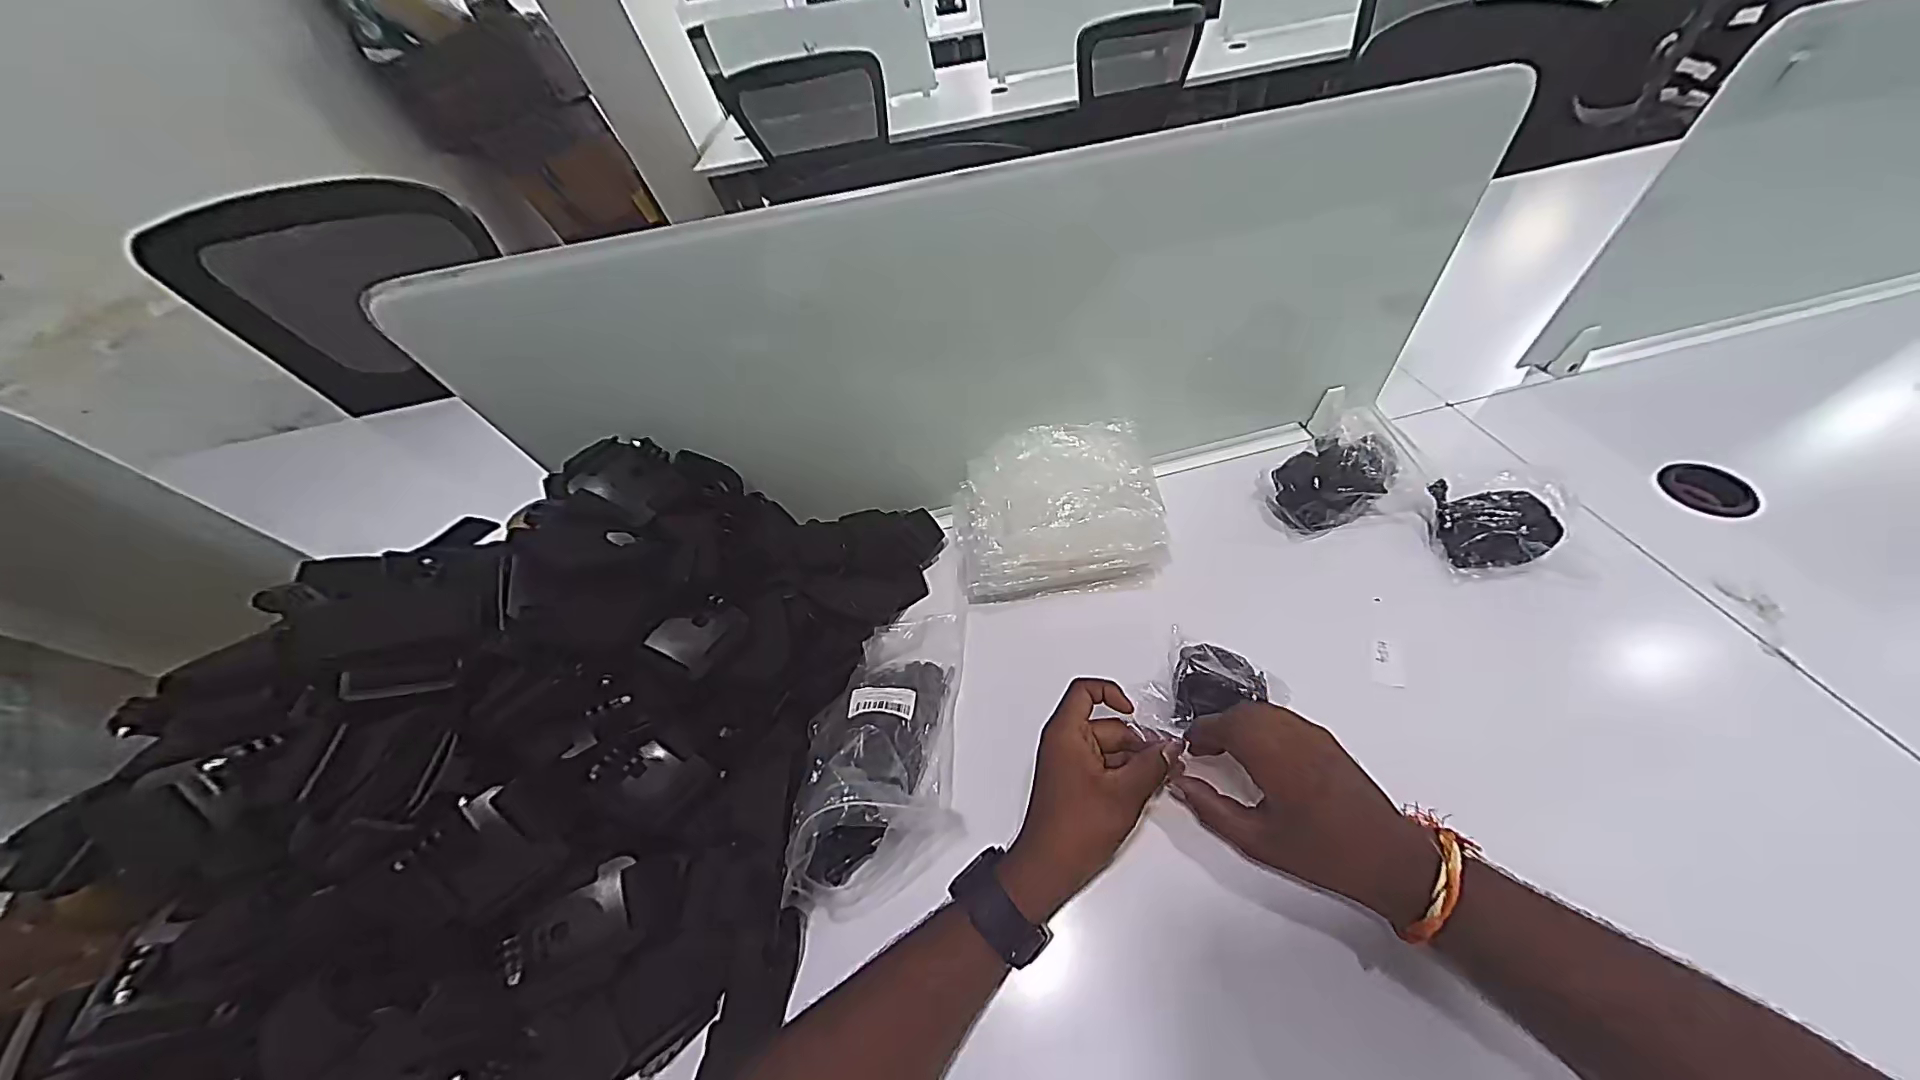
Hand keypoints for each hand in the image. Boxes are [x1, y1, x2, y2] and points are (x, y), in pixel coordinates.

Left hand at [999, 679, 1177, 922]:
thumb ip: (1152, 765)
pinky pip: (1102, 766)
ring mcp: (1067, 763)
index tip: (1135, 711)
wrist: (1049, 868)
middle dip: (1137, 741)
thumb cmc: (1071, 831)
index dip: (1112, 693)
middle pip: (1106, 725)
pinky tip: (1140, 794)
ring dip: (1133, 761)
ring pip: (1108, 748)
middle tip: (1163, 759)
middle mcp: (1063, 743)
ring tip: (1155, 782)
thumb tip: (1169, 748)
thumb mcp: (1125, 793)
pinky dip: (1122, 775)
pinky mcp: (1072, 782)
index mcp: (1066, 734)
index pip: (1086, 691)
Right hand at [1170, 701, 1437, 928]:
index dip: (1199, 734)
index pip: (1223, 725)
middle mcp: (1294, 737)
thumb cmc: (1330, 853)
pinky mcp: (1326, 741)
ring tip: (1226, 749)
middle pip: (1241, 713)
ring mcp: (1313, 736)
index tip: (1189, 747)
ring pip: (1262, 712)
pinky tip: (1258, 752)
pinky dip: (1261, 727)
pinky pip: (1282, 719)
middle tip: (1202, 748)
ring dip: (1238, 724)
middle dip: (1216, 726)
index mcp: (1274, 757)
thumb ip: (1211, 809)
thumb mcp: (1256, 840)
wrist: (1390, 860)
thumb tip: (1184, 787)